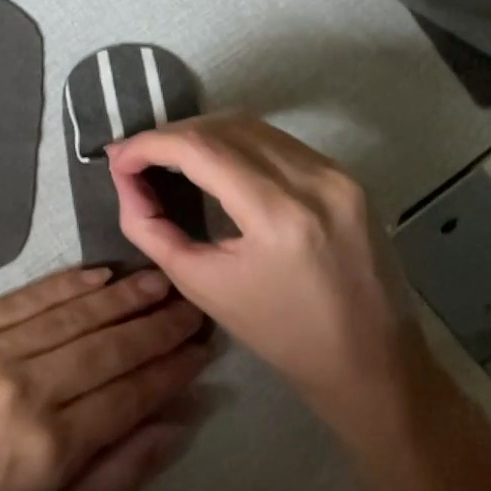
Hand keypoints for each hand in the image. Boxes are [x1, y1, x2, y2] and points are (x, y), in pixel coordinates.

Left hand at [0, 266, 209, 490]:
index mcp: (54, 444)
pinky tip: (98, 274)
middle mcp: (27, 388)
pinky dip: (64, 284)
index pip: (130, 394)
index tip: (202, 348)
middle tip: (191, 306)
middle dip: (154, 326)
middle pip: (106, 348)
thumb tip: (176, 424)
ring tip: (156, 281)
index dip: (171, 370)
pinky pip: (24, 298)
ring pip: (70, 316)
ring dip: (118, 296)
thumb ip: (120, 471)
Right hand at [105, 115, 421, 431]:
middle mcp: (313, 182)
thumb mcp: (199, 284)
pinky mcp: (346, 178)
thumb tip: (123, 179)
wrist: (374, 365)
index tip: (117, 159)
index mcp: (279, 215)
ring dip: (199, 134)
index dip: (148, 144)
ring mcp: (337, 175)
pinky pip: (275, 140)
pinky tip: (212, 162)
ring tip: (167, 157)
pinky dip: (232, 141)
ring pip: (248, 125)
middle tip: (136, 159)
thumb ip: (148, 226)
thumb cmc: (280, 334)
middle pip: (220, 127)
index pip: (198, 149)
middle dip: (168, 136)